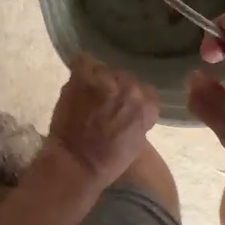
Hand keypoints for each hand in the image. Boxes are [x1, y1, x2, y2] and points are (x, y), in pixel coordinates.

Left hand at [46, 53, 158, 186]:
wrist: (76, 164)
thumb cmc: (108, 162)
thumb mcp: (136, 141)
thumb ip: (138, 117)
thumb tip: (130, 106)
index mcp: (147, 106)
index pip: (145, 92)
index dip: (131, 100)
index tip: (120, 109)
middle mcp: (131, 88)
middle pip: (125, 78)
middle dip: (115, 88)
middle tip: (101, 103)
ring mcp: (106, 80)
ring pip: (104, 69)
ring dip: (97, 80)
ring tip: (86, 95)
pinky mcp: (82, 77)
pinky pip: (83, 60)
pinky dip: (80, 69)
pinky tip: (77, 81)